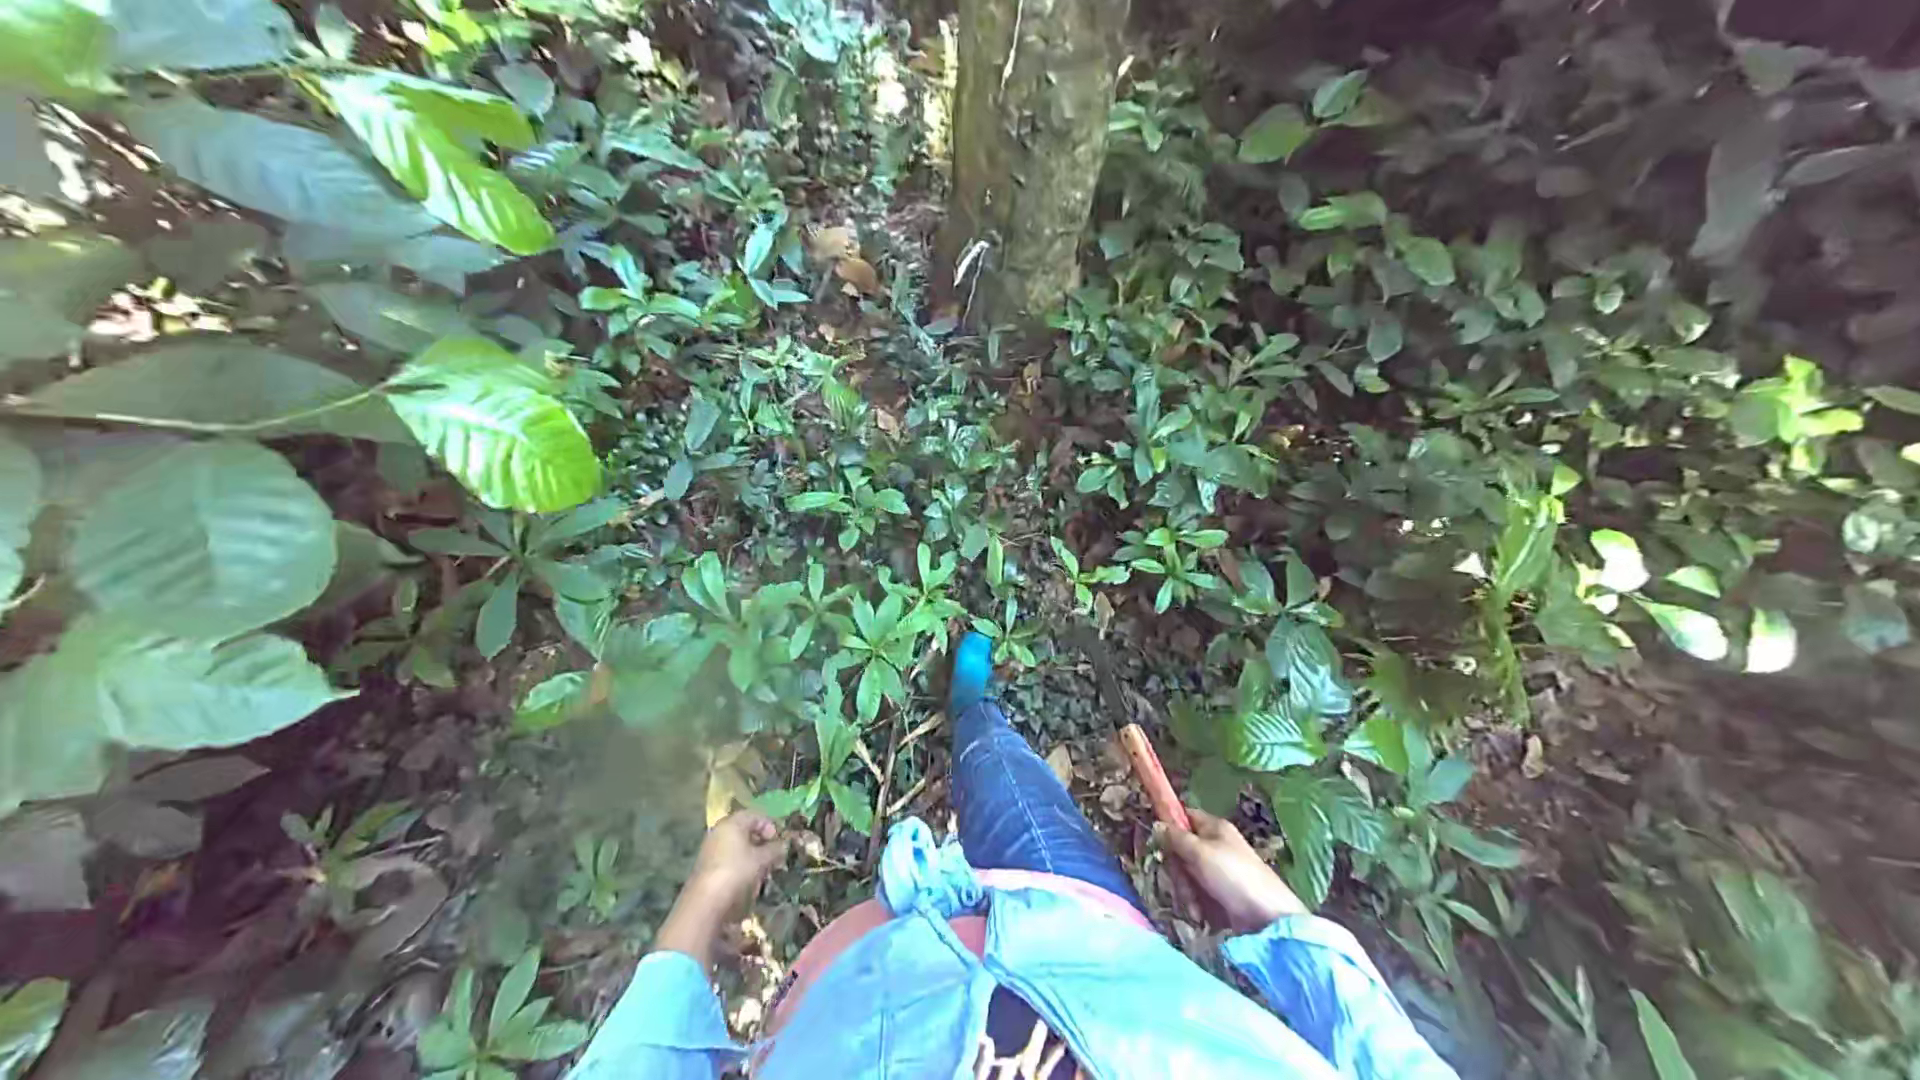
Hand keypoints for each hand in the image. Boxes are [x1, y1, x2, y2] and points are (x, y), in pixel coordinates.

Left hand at [684, 810, 786, 912]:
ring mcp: (711, 850)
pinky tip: (749, 879)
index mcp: (731, 824)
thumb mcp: (761, 859)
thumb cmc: (736, 872)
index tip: (779, 841)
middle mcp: (719, 832)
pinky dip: (742, 865)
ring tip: (764, 870)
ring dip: (753, 855)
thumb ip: (775, 849)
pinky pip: (729, 859)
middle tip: (774, 855)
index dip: (770, 826)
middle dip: (762, 842)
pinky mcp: (707, 868)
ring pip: (737, 846)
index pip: (755, 816)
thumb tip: (784, 845)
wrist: (705, 904)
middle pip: (745, 831)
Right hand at [1159, 807, 1305, 933]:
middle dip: (1178, 869)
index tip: (1159, 842)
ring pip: (1188, 873)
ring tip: (1194, 905)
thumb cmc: (1233, 876)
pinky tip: (1200, 914)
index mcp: (1214, 828)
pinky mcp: (1222, 893)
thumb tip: (1157, 824)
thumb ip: (1176, 838)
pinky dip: (1196, 902)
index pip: (1184, 816)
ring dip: (1186, 890)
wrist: (1269, 919)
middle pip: (1182, 848)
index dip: (1170, 825)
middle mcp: (1216, 846)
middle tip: (1181, 881)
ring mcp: (1219, 870)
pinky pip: (1198, 891)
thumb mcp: (1200, 852)